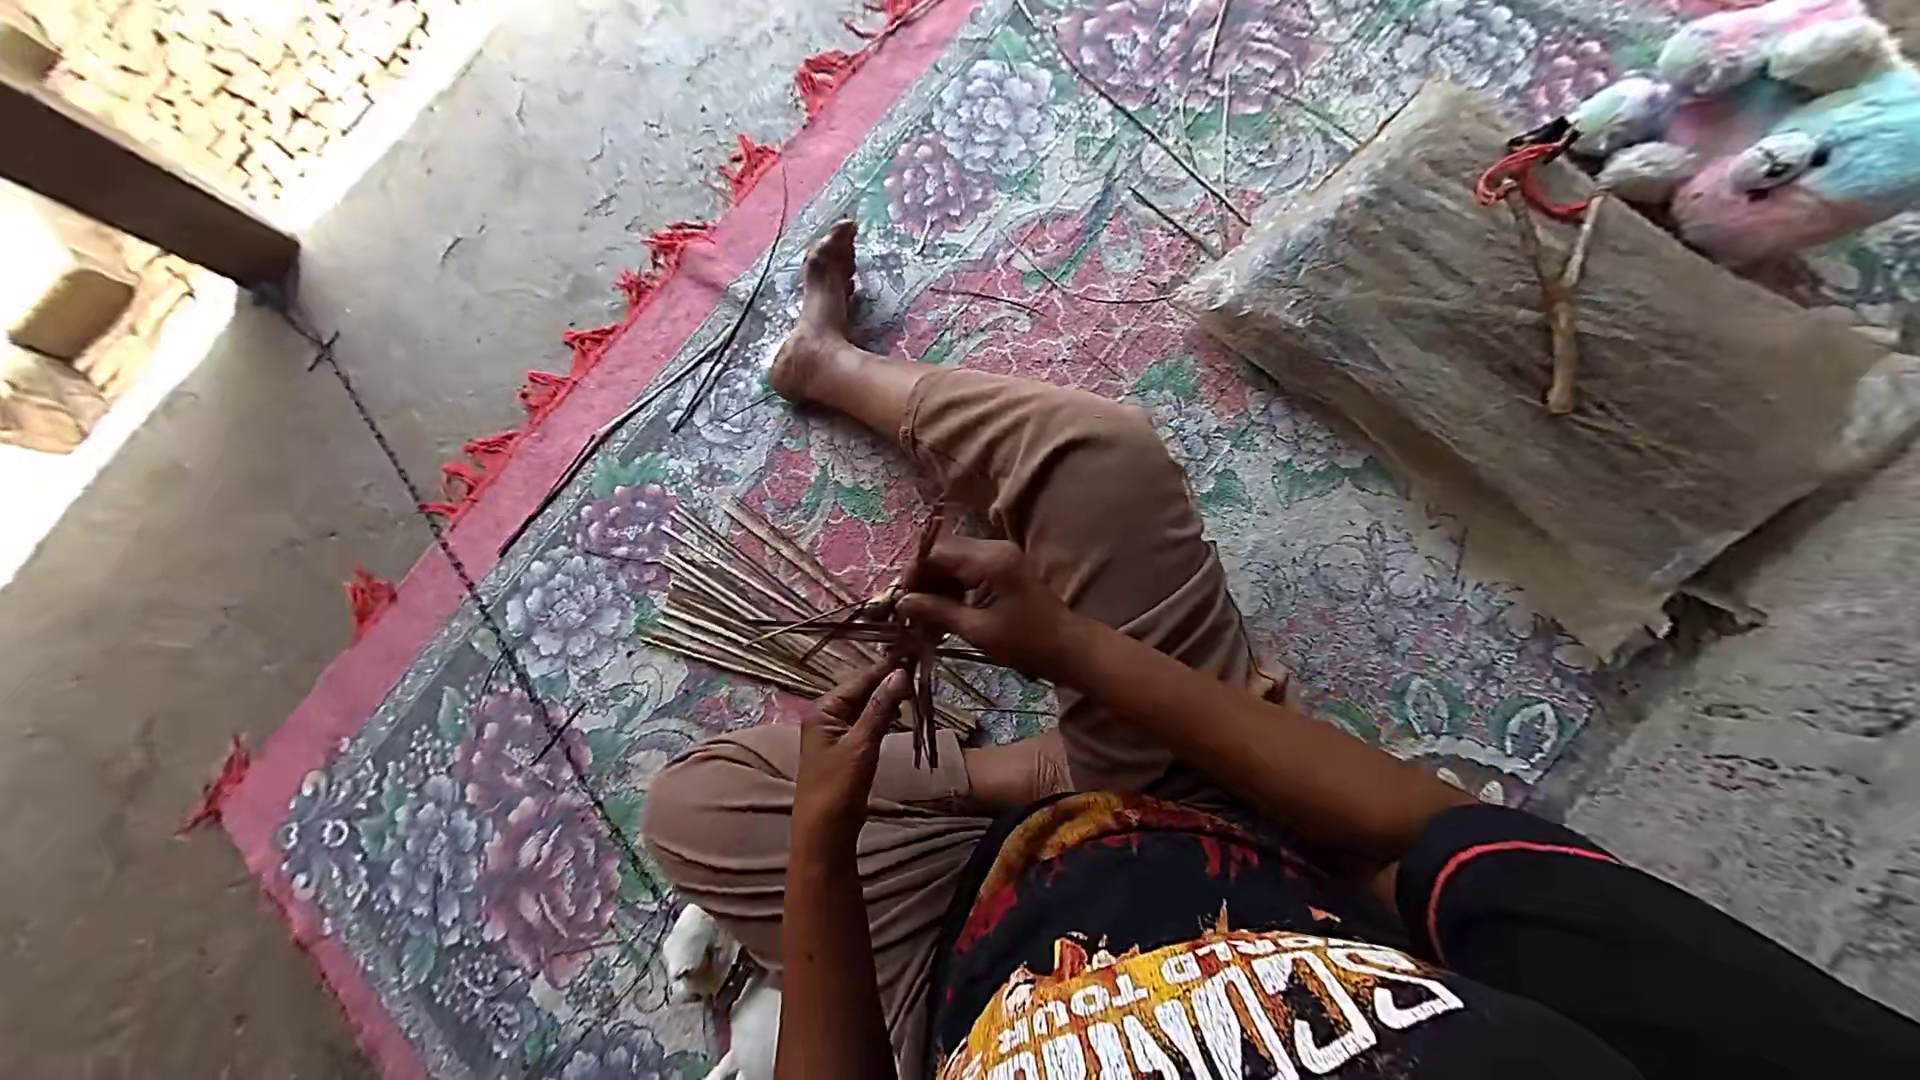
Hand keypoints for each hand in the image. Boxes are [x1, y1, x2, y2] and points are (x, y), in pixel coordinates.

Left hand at [793, 661, 913, 848]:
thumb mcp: (861, 745)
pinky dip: (885, 713)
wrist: (825, 835)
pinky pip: (869, 720)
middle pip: (864, 689)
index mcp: (823, 709)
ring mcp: (837, 730)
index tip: (913, 651)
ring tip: (916, 682)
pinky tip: (902, 708)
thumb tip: (900, 672)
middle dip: (890, 679)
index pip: (860, 679)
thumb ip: (880, 707)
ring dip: (890, 695)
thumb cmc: (837, 788)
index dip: (887, 666)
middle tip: (920, 666)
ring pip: (868, 704)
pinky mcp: (848, 746)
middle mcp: (827, 714)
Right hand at [896, 535, 1080, 679]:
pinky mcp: (1002, 566)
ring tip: (924, 613)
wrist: (1068, 648)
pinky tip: (943, 609)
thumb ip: (938, 612)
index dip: (913, 573)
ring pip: (953, 560)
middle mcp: (994, 548)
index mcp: (990, 560)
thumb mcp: (978, 630)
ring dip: (936, 583)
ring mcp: (1000, 555)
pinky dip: (952, 585)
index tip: (899, 599)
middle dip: (923, 578)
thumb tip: (903, 603)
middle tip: (908, 608)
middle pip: (944, 552)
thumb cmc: (1026, 643)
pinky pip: (967, 567)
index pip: (937, 552)